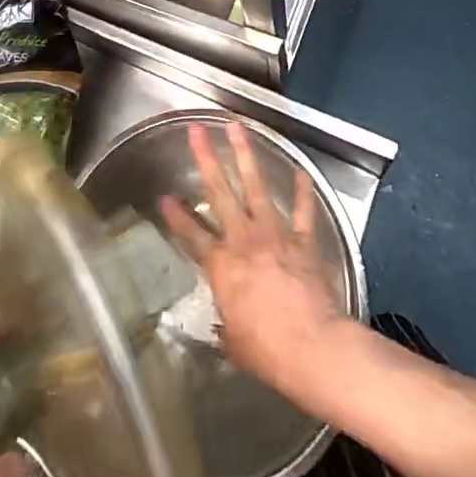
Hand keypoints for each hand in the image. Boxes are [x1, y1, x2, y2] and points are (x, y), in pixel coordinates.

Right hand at [160, 122, 345, 390]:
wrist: (311, 346)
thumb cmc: (265, 349)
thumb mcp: (233, 340)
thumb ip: (227, 321)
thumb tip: (226, 322)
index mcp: (221, 265)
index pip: (191, 235)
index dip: (176, 216)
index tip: (164, 197)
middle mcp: (244, 240)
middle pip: (220, 192)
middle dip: (206, 158)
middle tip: (196, 130)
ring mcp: (275, 234)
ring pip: (256, 186)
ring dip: (246, 154)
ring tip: (237, 128)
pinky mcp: (303, 240)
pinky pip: (303, 209)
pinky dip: (303, 189)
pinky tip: (301, 171)